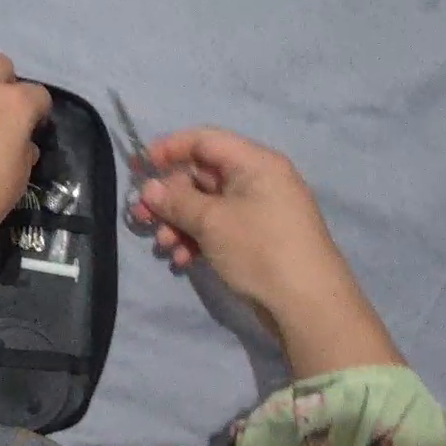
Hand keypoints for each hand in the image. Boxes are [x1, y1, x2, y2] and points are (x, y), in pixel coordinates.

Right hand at [130, 128, 402, 377]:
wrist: (306, 305)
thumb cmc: (259, 250)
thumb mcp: (211, 222)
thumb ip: (176, 201)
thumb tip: (149, 189)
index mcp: (254, 163)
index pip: (204, 140)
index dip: (168, 149)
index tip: (139, 168)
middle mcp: (257, 180)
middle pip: (200, 175)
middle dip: (168, 197)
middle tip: (140, 217)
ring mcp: (257, 211)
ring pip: (204, 205)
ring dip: (178, 222)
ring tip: (163, 245)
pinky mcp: (254, 238)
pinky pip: (216, 227)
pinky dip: (195, 239)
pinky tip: (182, 260)